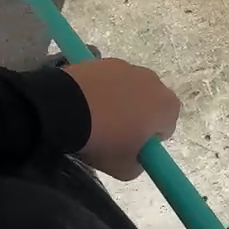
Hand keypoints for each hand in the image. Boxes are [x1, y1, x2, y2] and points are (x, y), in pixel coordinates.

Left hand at [61, 59, 179, 179]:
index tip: (129, 145)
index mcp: (167, 106)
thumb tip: (135, 156)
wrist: (61, 109)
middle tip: (111, 130)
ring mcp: (124, 66)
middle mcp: (151, 80)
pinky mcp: (98, 60)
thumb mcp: (126, 168)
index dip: (147, 138)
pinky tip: (82, 102)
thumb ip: (139, 163)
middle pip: (147, 102)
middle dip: (134, 115)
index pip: (165, 126)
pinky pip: (104, 79)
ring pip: (126, 88)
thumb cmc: (101, 140)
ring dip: (115, 99)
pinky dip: (97, 88)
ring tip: (93, 115)